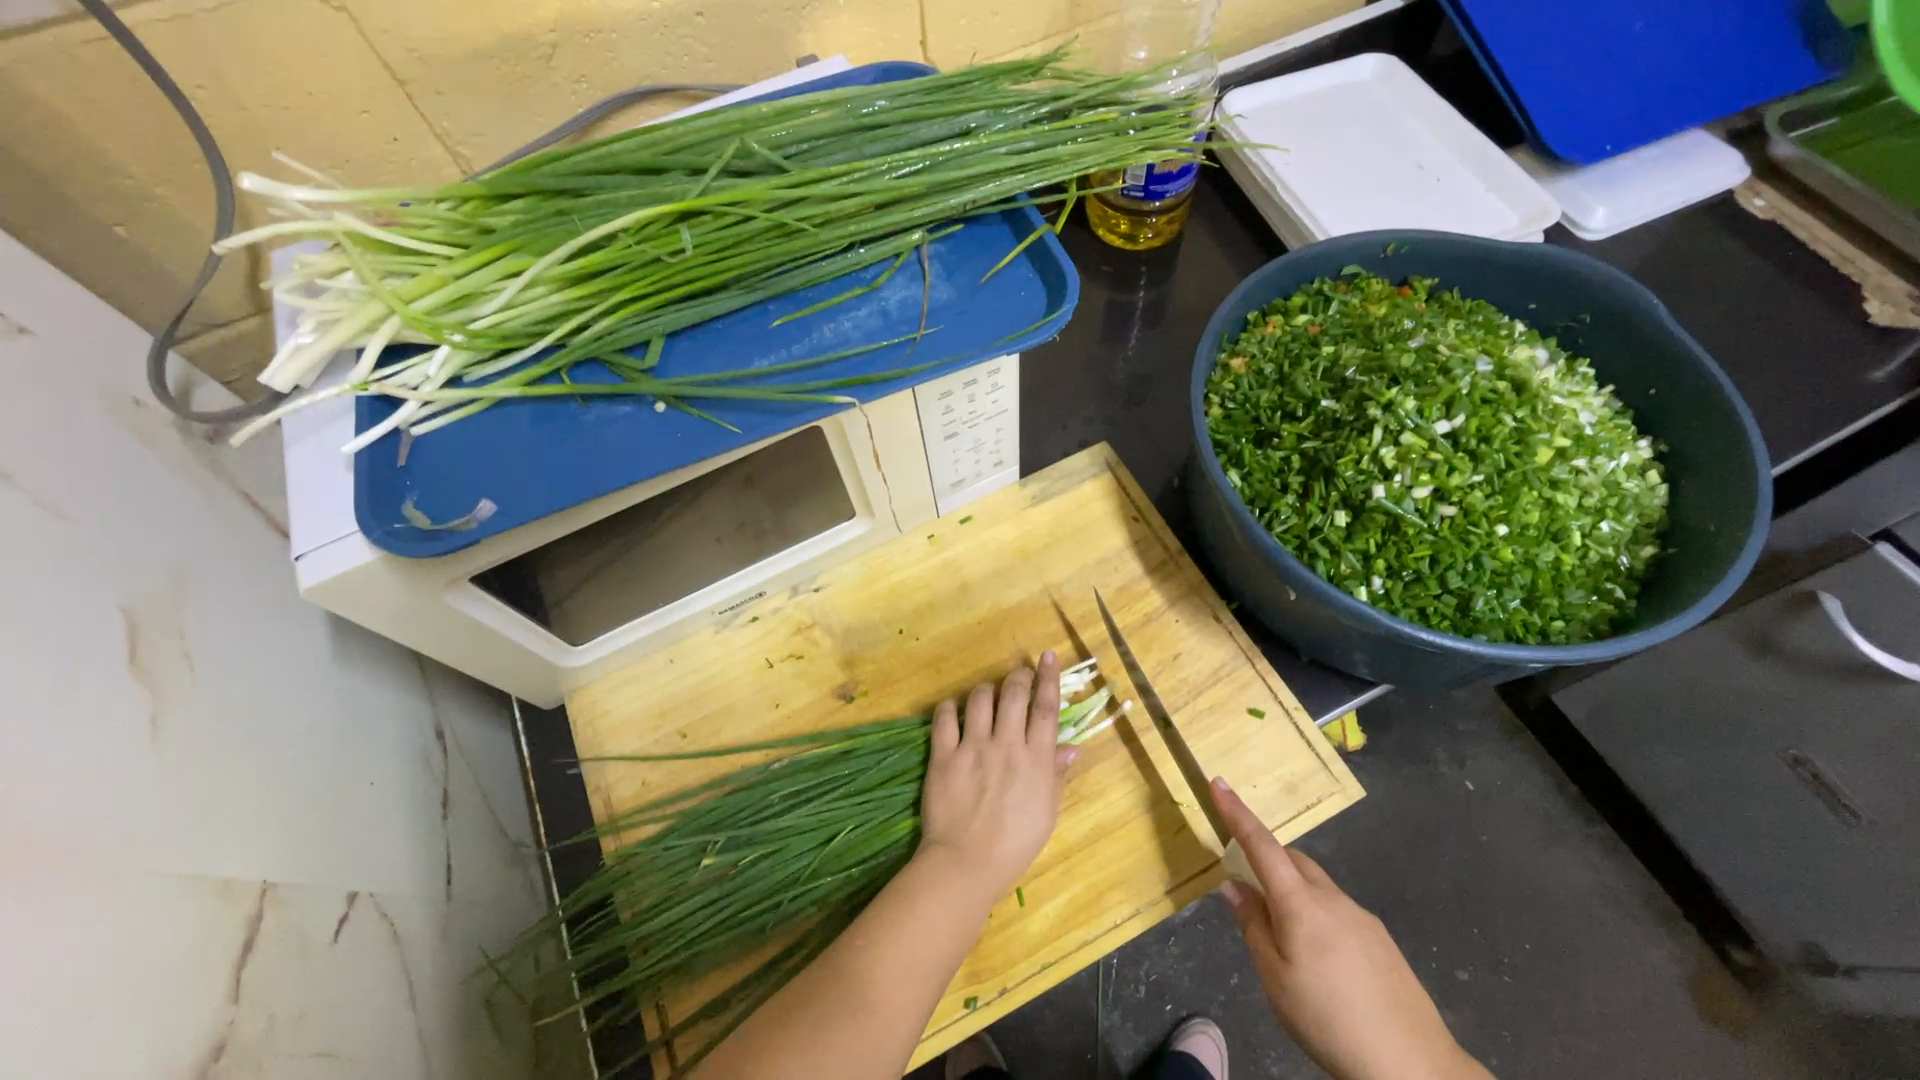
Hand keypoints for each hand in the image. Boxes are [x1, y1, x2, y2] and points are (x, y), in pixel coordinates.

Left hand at [916, 651, 1076, 902]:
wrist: (967, 863)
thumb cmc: (1015, 844)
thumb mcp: (1047, 811)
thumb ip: (1055, 774)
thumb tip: (1071, 747)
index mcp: (1036, 759)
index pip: (1046, 707)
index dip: (1049, 678)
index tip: (1048, 657)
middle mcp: (1006, 745)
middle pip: (1014, 693)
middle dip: (1018, 676)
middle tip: (1020, 675)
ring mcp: (972, 747)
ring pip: (979, 698)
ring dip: (986, 689)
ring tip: (987, 694)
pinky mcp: (942, 755)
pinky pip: (944, 717)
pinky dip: (950, 706)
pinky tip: (953, 709)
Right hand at [1212, 777, 1494, 1079]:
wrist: (1410, 1063)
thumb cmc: (1327, 1019)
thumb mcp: (1274, 977)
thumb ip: (1253, 925)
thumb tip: (1236, 885)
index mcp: (1300, 904)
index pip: (1262, 845)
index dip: (1237, 814)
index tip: (1218, 782)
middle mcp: (1333, 899)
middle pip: (1293, 860)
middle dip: (1266, 860)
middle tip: (1246, 888)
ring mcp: (1362, 918)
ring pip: (1316, 887)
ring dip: (1292, 893)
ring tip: (1283, 943)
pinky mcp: (1381, 940)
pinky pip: (1337, 911)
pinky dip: (1316, 916)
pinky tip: (1320, 963)